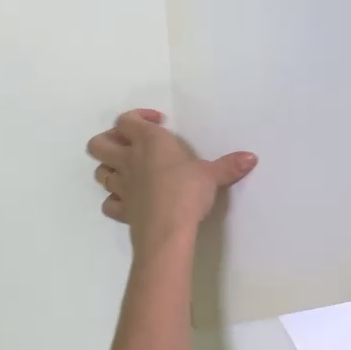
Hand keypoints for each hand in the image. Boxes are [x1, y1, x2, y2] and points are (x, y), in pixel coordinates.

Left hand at [86, 109, 256, 252]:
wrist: (168, 232)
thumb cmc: (187, 192)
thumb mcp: (212, 175)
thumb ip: (229, 165)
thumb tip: (252, 158)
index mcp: (148, 141)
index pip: (126, 119)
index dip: (138, 117)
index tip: (159, 123)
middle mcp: (129, 160)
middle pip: (98, 144)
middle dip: (109, 141)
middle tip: (132, 145)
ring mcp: (121, 187)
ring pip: (100, 172)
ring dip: (111, 169)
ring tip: (132, 171)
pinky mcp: (121, 211)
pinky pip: (109, 202)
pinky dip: (115, 199)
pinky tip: (130, 200)